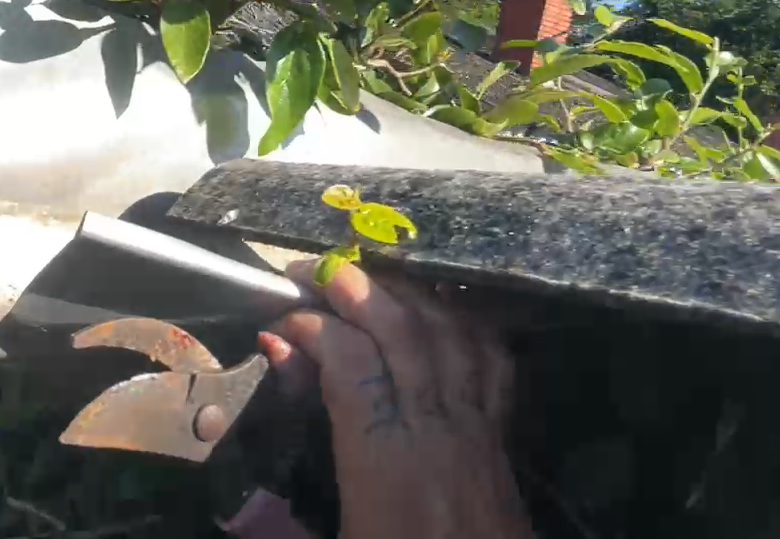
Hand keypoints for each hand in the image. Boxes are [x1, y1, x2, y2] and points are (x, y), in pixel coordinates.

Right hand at [259, 261, 530, 538]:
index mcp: (386, 461)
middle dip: (350, 285)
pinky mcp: (502, 433)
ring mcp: (476, 426)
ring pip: (447, 330)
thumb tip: (277, 348)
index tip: (279, 323)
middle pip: (402, 328)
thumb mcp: (334, 508)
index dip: (309, 325)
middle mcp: (436, 430)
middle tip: (310, 272)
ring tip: (361, 276)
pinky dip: (459, 318)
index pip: (349, 360)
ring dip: (400, 289)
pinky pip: (490, 356)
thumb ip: (307, 416)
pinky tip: (432, 304)